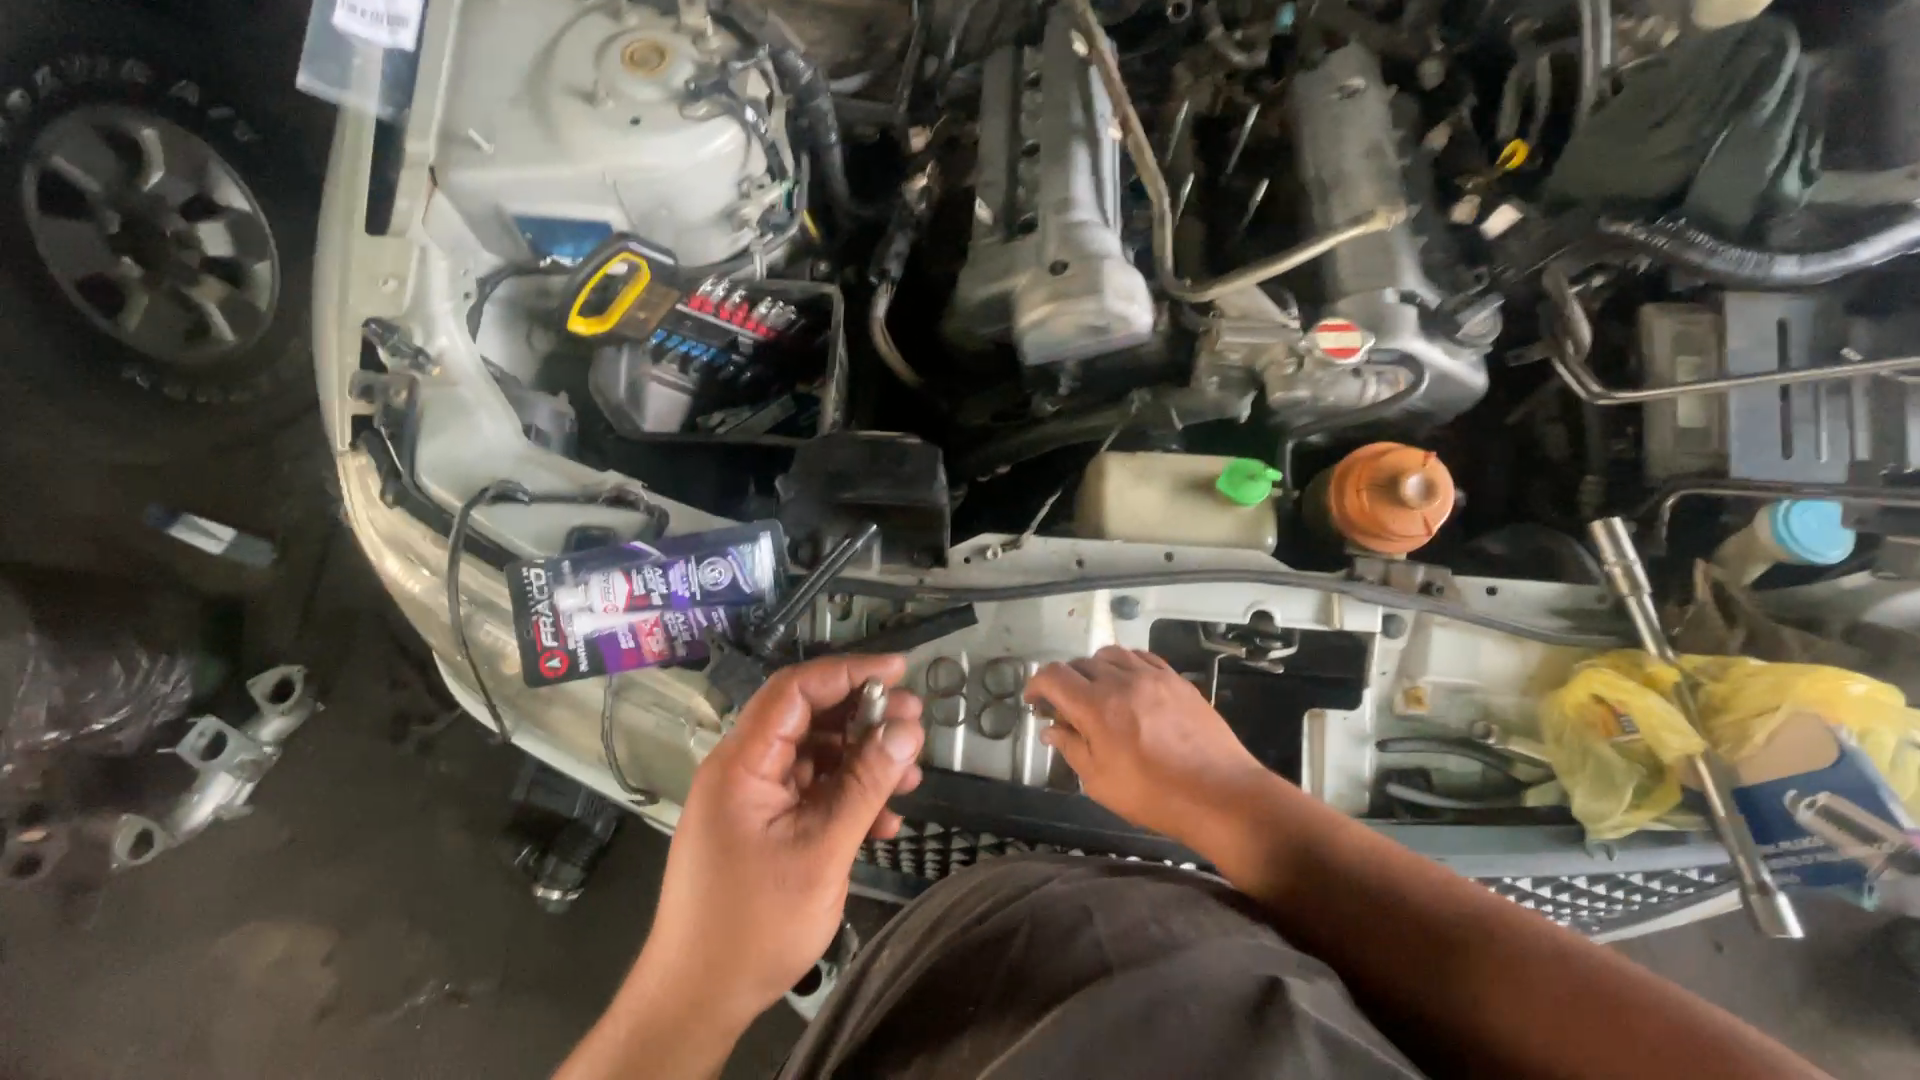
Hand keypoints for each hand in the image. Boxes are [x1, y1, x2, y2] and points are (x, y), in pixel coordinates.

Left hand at [637, 654, 924, 1024]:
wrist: (699, 998)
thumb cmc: (754, 925)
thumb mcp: (821, 850)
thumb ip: (865, 784)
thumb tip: (907, 729)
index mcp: (742, 763)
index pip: (796, 690)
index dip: (849, 671)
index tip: (900, 672)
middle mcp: (743, 770)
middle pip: (809, 720)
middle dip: (865, 719)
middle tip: (915, 726)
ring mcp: (752, 800)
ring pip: (815, 758)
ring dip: (862, 763)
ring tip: (909, 776)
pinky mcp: (762, 827)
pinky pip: (809, 794)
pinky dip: (846, 799)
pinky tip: (883, 822)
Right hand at [1027, 646, 1272, 843]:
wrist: (1220, 794)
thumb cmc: (1154, 796)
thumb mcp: (1100, 782)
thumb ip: (1072, 748)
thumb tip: (1051, 729)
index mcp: (1097, 706)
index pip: (1054, 676)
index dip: (1036, 684)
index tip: (1034, 702)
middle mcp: (1122, 681)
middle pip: (1081, 663)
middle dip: (1065, 681)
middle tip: (1065, 707)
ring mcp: (1153, 677)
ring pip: (1112, 655)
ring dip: (1095, 669)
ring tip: (1097, 693)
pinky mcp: (1177, 681)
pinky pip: (1143, 658)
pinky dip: (1126, 665)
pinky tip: (1129, 685)